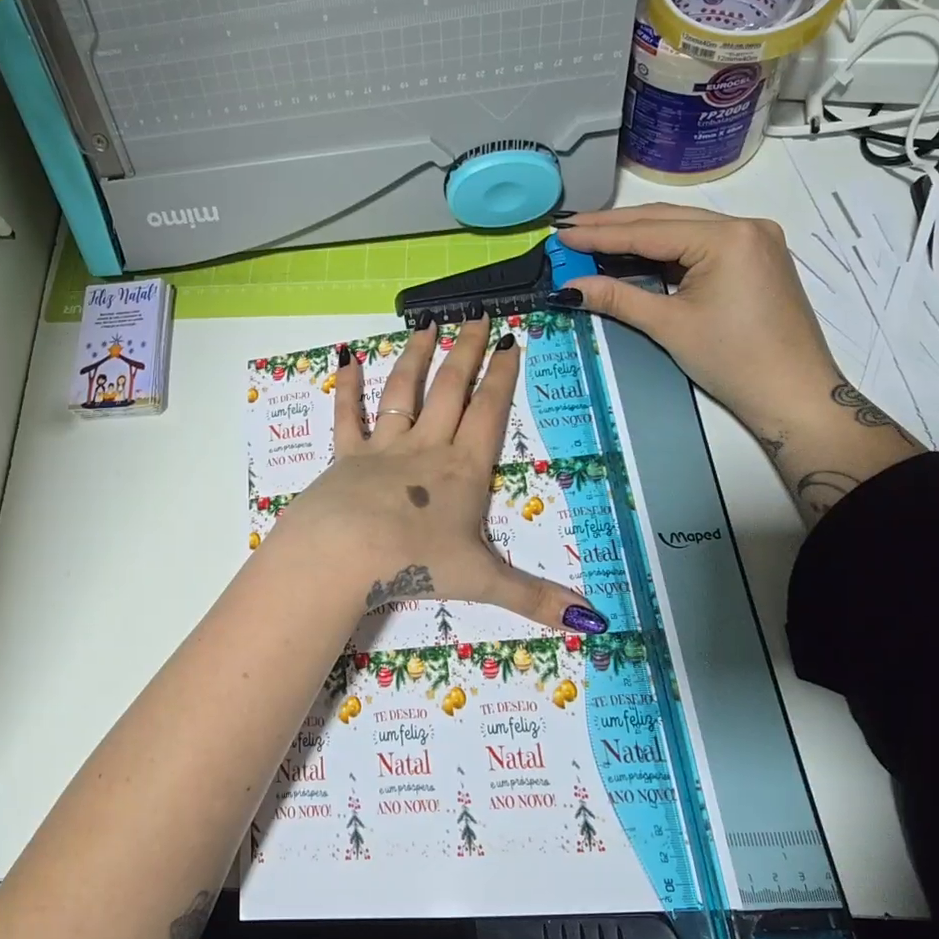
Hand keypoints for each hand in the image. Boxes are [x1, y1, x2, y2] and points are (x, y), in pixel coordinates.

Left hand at [271, 321, 607, 634]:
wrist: (344, 553)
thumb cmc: (414, 563)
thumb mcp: (483, 582)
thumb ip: (535, 599)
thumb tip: (594, 622)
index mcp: (463, 470)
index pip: (489, 412)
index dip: (503, 377)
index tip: (512, 341)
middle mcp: (426, 449)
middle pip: (450, 389)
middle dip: (467, 352)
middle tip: (477, 316)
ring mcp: (383, 448)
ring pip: (403, 392)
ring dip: (415, 357)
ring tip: (426, 325)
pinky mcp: (345, 456)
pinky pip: (347, 415)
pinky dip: (347, 386)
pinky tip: (345, 358)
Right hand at [555, 205, 921, 524]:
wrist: (794, 394)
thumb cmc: (733, 360)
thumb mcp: (669, 326)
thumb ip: (618, 298)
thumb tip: (568, 289)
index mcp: (727, 237)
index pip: (649, 230)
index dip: (600, 234)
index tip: (562, 234)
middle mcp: (745, 225)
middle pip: (666, 220)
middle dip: (615, 226)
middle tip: (570, 230)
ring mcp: (754, 240)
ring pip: (683, 228)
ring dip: (637, 233)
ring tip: (592, 237)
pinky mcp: (756, 257)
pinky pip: (700, 243)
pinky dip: (664, 248)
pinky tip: (634, 250)